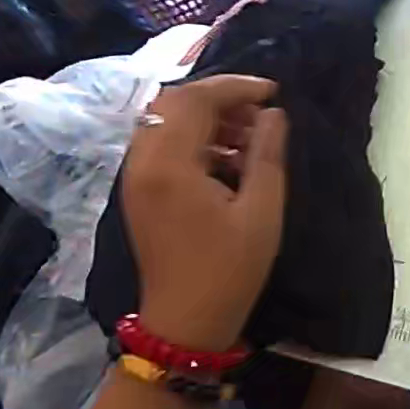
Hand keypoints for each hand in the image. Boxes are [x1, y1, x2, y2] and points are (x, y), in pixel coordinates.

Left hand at [119, 75, 286, 351]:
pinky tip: (228, 158)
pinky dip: (194, 138)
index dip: (236, 87)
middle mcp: (142, 162)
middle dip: (220, 97)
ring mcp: (135, 177)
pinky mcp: (139, 191)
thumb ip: (268, 155)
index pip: (195, 99)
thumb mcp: (262, 212)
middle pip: (174, 102)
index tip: (273, 92)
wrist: (185, 321)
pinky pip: (162, 144)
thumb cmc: (230, 269)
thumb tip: (273, 114)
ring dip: (207, 117)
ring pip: (165, 121)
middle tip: (261, 111)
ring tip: (250, 135)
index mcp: (170, 165)